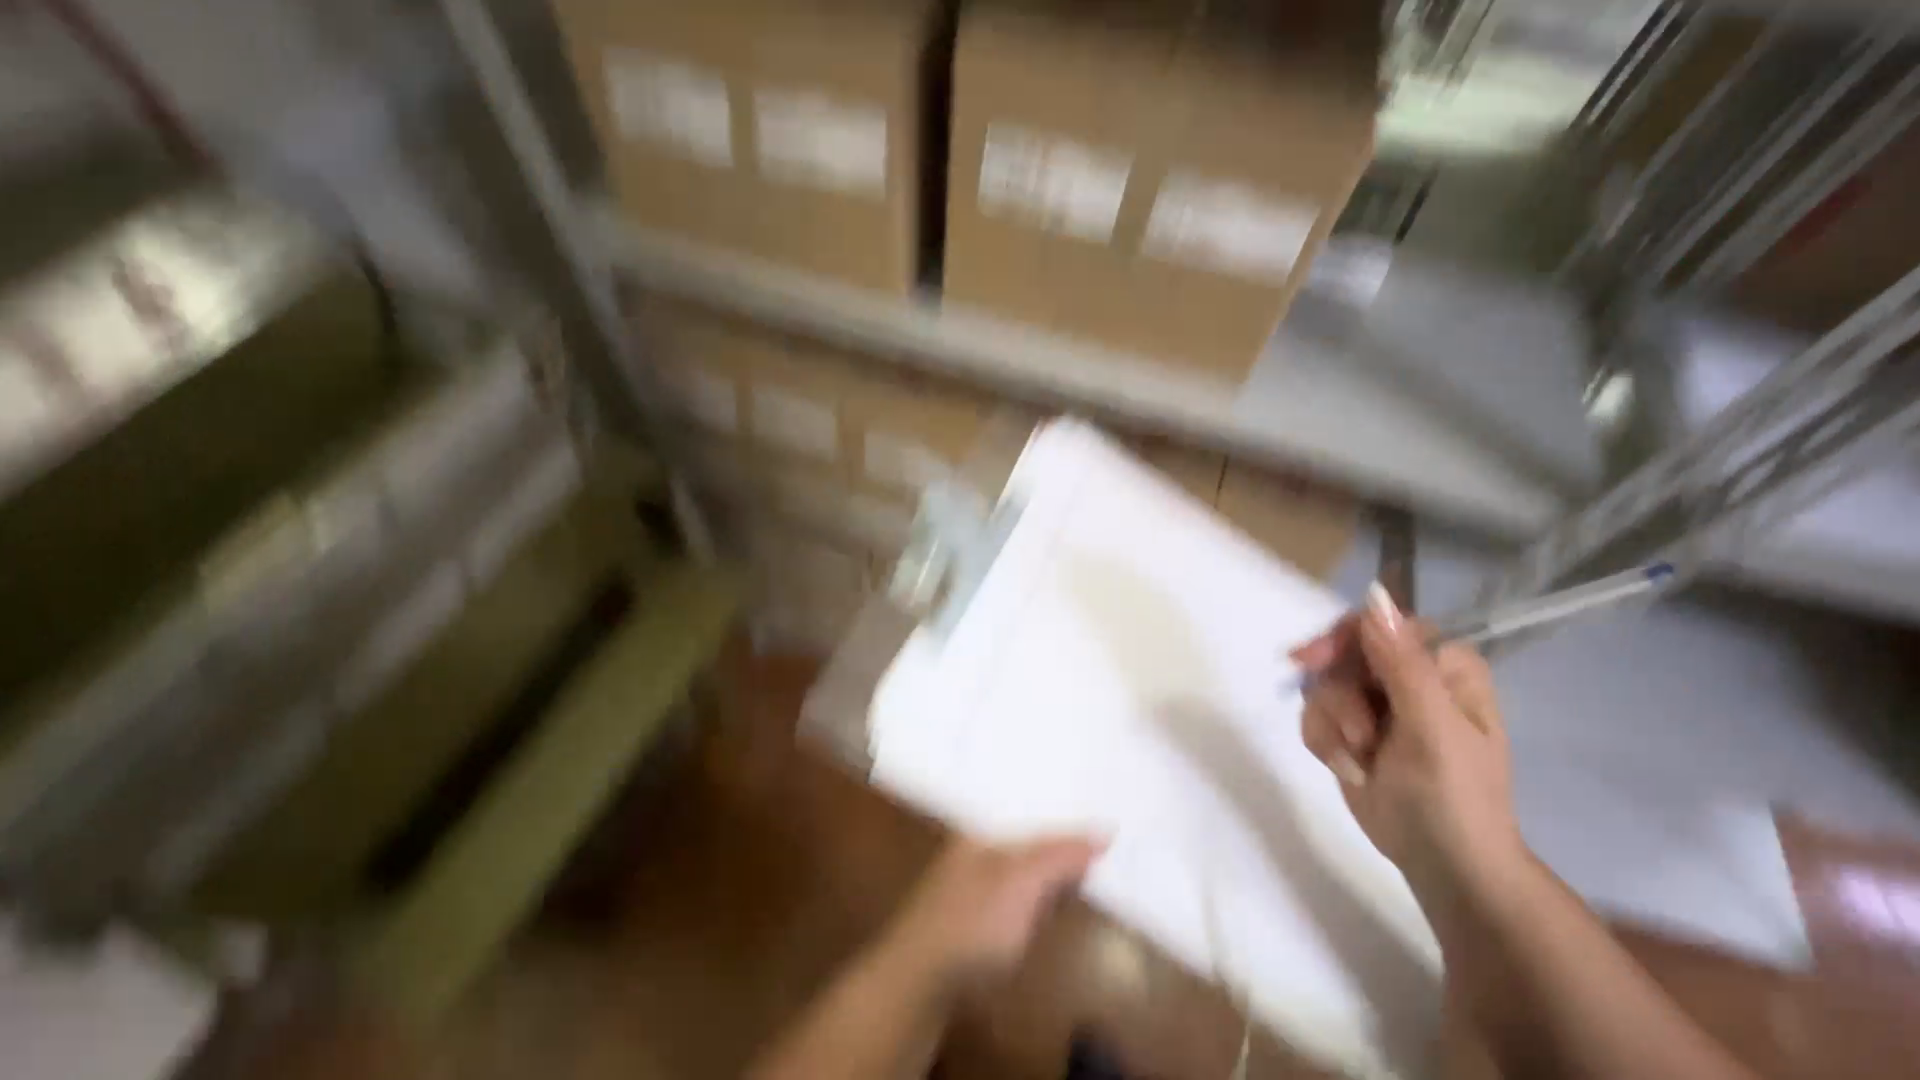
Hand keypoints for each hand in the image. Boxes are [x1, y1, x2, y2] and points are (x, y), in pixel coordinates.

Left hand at [884, 835, 1105, 986]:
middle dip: (1065, 851)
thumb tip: (1104, 832)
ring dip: (1054, 879)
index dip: (1075, 833)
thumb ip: (1059, 855)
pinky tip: (1056, 911)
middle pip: (1030, 850)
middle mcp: (974, 859)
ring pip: (1023, 879)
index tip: (1115, 834)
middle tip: (1113, 851)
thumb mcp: (1020, 882)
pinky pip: (1017, 907)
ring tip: (1095, 877)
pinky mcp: (974, 931)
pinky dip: (1041, 906)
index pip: (1038, 826)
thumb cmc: (971, 924)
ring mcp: (971, 896)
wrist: (920, 983)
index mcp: (981, 838)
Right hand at [1291, 585, 1523, 893]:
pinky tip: (1350, 769)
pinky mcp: (1352, 731)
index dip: (1343, 639)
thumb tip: (1373, 594)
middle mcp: (1409, 676)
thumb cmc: (1453, 797)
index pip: (1380, 625)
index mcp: (1444, 665)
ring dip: (1332, 727)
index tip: (1311, 662)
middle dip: (1339, 699)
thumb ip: (1401, 661)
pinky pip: (1315, 715)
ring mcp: (1378, 705)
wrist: (1444, 867)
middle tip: (1350, 736)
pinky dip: (1324, 743)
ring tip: (1361, 762)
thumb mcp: (1431, 727)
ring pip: (1323, 687)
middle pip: (1343, 655)